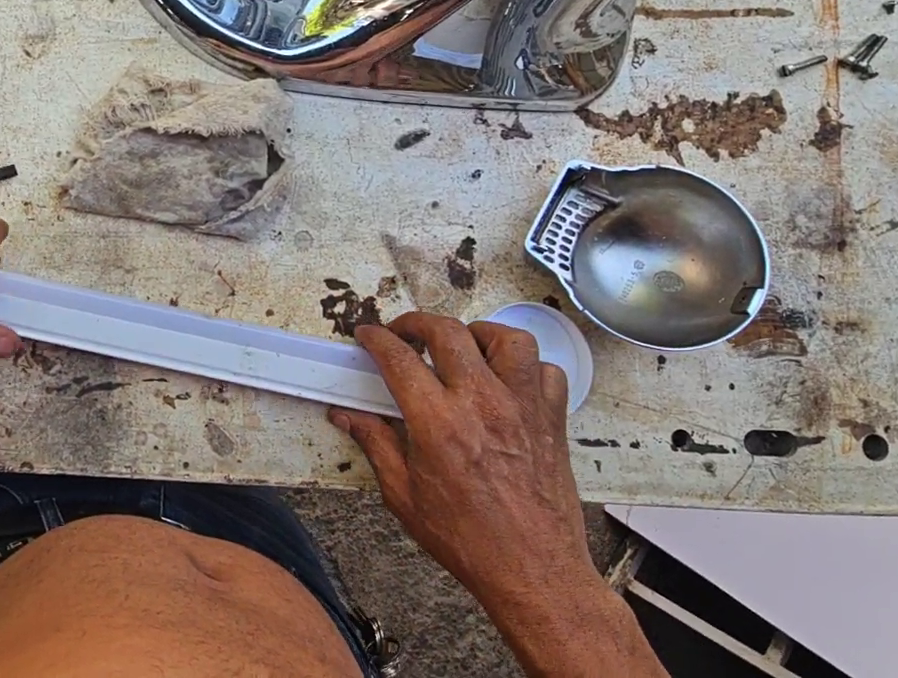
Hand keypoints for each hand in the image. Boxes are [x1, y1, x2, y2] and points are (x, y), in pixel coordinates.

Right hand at [328, 313, 592, 611]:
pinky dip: (524, 367)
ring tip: (461, 347)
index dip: (376, 338)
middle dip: (416, 323)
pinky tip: (504, 381)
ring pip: (506, 339)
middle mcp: (482, 404)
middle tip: (403, 333)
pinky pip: (545, 371)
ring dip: (477, 334)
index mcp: (438, 423)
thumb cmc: (467, 539)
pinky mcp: (552, 420)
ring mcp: (523, 408)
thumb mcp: (403, 494)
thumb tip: (345, 415)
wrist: (534, 573)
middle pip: (447, 332)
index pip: (399, 357)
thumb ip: (374, 443)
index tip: (368, 335)